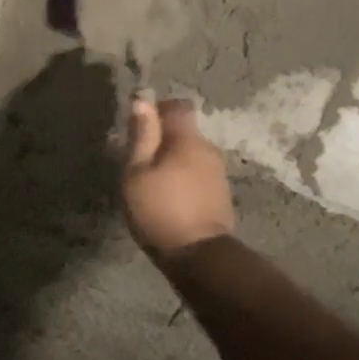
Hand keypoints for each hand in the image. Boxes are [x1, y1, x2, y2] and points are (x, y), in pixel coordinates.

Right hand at [123, 95, 235, 253]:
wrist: (200, 259)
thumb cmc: (160, 210)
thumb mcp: (137, 171)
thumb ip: (142, 135)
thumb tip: (142, 100)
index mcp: (188, 139)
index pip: (178, 106)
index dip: (158, 109)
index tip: (140, 125)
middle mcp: (208, 150)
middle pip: (184, 131)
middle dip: (163, 138)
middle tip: (139, 158)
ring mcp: (218, 174)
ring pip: (191, 154)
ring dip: (173, 160)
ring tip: (152, 180)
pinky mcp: (221, 196)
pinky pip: (198, 174)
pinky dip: (184, 177)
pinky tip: (169, 196)